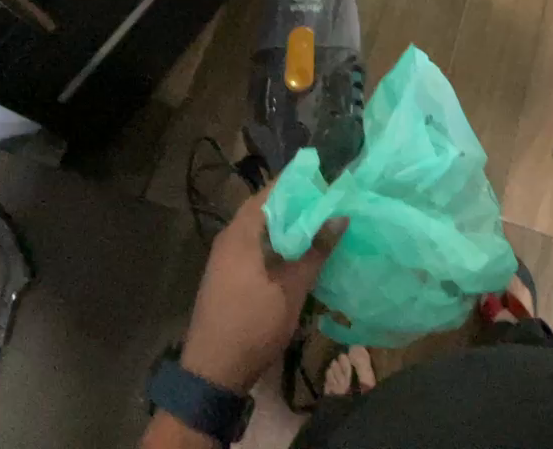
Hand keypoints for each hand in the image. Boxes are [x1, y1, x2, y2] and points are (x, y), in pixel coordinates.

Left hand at [179, 186, 341, 393]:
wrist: (212, 374)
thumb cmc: (252, 326)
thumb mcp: (291, 289)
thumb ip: (315, 252)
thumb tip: (340, 217)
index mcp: (241, 233)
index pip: (271, 192)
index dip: (298, 183)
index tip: (327, 178)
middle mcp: (230, 238)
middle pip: (267, 209)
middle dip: (298, 204)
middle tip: (332, 201)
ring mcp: (226, 258)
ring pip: (262, 230)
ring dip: (289, 226)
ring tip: (323, 223)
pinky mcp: (229, 275)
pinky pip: (256, 247)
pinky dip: (278, 244)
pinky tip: (301, 253)